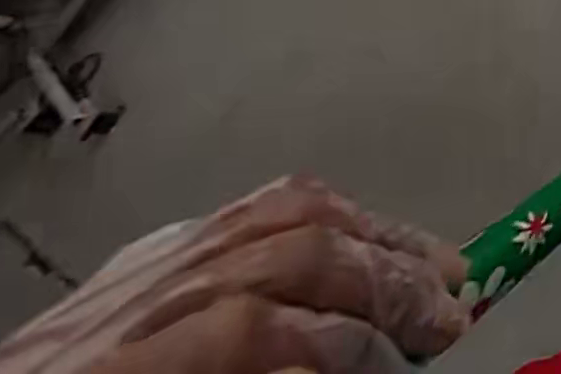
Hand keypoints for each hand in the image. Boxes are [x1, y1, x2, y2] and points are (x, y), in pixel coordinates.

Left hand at [0, 176, 468, 373]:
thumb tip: (349, 363)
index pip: (243, 332)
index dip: (343, 345)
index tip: (402, 367)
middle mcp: (114, 315)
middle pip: (287, 255)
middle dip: (389, 285)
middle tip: (447, 320)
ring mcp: (137, 270)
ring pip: (285, 211)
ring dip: (384, 241)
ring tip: (435, 274)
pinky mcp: (156, 250)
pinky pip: (260, 203)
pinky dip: (342, 213)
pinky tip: (378, 237)